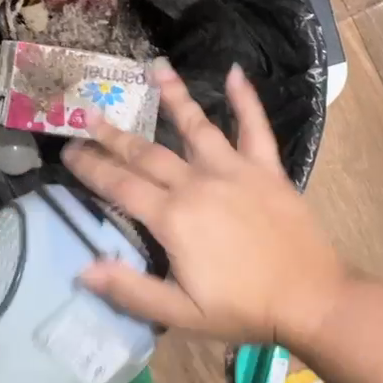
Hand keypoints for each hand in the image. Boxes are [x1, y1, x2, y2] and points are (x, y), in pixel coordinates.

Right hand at [61, 60, 350, 350]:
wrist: (314, 301)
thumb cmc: (244, 310)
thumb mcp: (181, 313)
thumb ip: (130, 289)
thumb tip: (83, 269)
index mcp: (172, 218)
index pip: (119, 184)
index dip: (90, 166)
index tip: (68, 149)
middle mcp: (197, 184)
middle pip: (147, 152)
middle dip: (113, 134)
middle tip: (88, 113)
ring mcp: (234, 171)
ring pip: (196, 126)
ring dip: (174, 96)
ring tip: (155, 68)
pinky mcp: (266, 170)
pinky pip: (255, 128)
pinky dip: (246, 99)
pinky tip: (235, 72)